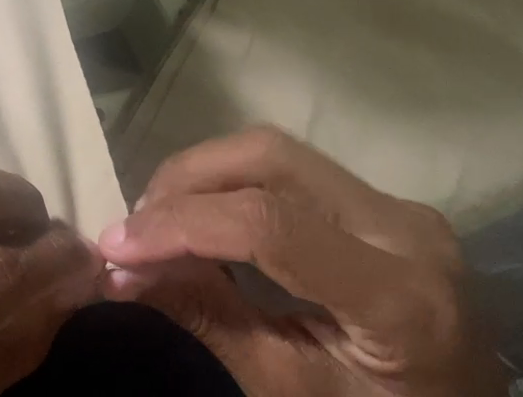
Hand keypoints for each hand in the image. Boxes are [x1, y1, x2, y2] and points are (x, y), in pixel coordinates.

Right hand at [99, 127, 505, 396]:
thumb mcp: (290, 390)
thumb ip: (207, 316)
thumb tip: (117, 269)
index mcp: (399, 299)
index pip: (269, 226)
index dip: (181, 225)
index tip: (116, 246)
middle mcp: (406, 229)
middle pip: (270, 158)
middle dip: (185, 180)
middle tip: (136, 226)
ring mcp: (400, 208)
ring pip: (276, 151)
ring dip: (203, 174)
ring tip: (160, 219)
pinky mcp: (383, 203)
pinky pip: (292, 170)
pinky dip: (232, 182)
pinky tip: (203, 215)